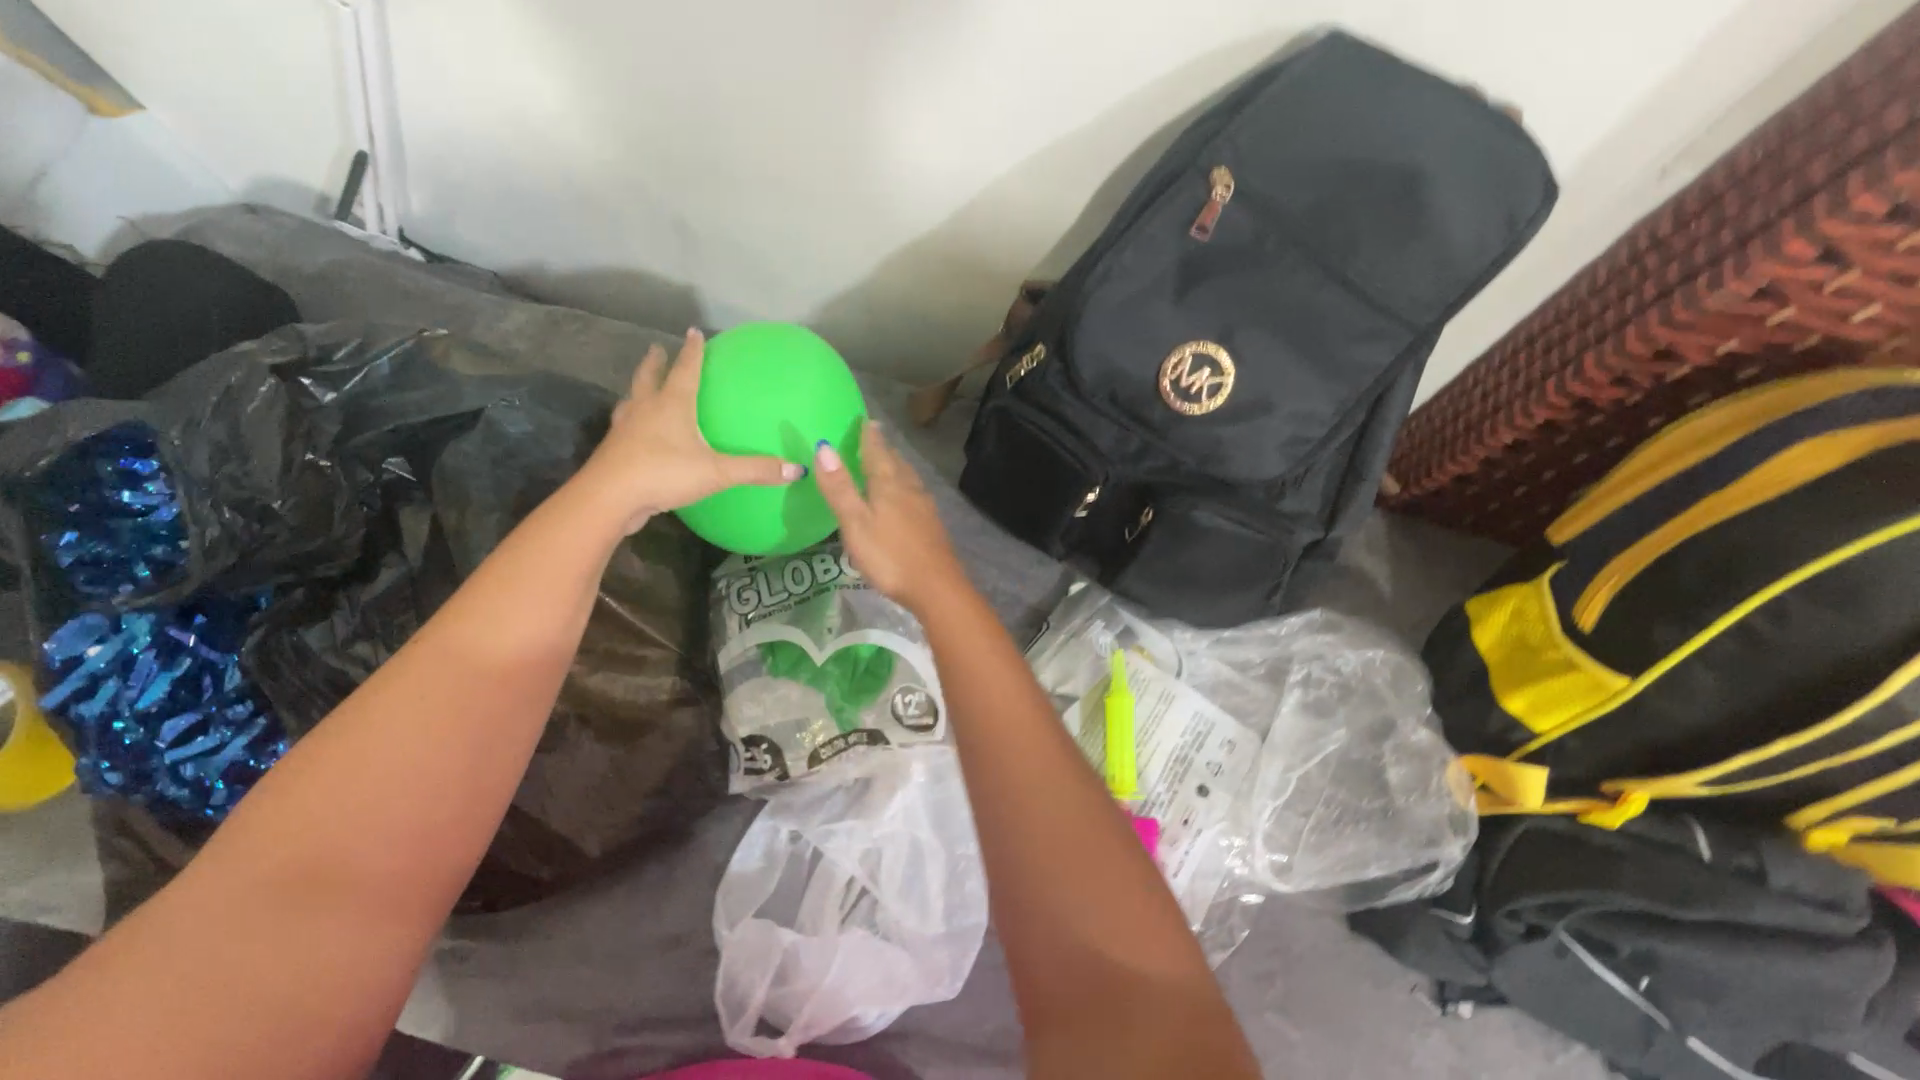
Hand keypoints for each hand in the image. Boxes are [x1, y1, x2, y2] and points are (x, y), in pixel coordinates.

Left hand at [577, 330, 803, 532]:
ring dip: (639, 389)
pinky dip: (631, 420)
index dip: (693, 351)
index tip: (694, 332)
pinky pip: (625, 427)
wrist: (610, 497)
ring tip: (642, 387)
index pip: (686, 369)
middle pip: (649, 377)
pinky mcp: (615, 450)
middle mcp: (646, 409)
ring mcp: (626, 428)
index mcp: (672, 404)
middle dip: (656, 361)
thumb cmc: (664, 473)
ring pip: (632, 400)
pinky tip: (634, 431)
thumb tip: (798, 470)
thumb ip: (755, 470)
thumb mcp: (716, 472)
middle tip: (657, 348)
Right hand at [813, 421, 968, 615]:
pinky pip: (915, 495)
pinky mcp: (932, 526)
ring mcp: (925, 507)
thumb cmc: (890, 556)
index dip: (869, 436)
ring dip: (896, 467)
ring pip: (908, 478)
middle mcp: (910, 489)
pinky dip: (905, 487)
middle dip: (883, 449)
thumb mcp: (855, 523)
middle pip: (895, 462)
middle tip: (873, 438)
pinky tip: (905, 499)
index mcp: (889, 485)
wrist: (936, 587)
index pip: (877, 452)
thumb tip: (824, 447)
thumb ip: (840, 487)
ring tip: (888, 463)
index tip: (866, 420)